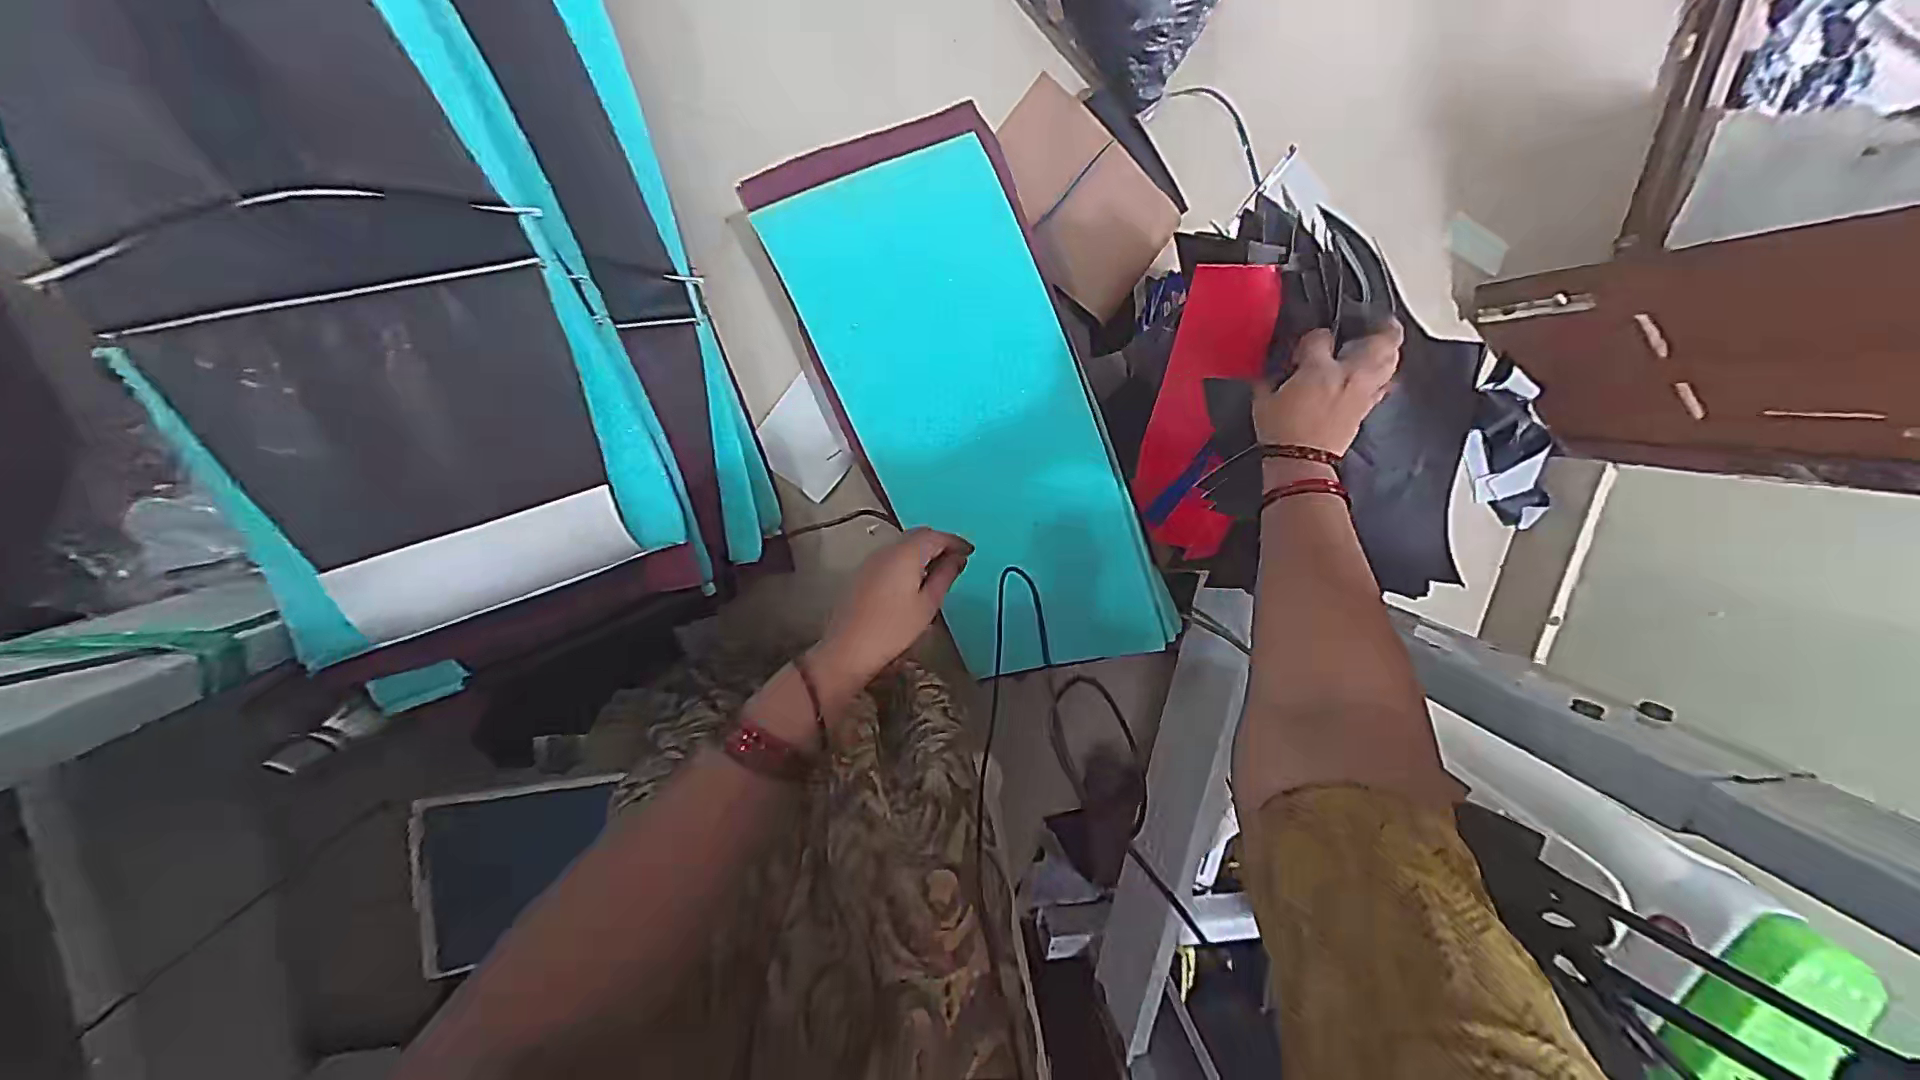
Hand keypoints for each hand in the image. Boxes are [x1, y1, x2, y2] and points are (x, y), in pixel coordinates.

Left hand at [809, 527, 972, 689]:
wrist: (848, 648)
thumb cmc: (894, 629)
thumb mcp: (928, 604)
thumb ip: (945, 575)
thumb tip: (958, 559)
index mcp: (905, 554)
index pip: (935, 536)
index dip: (955, 541)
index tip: (969, 552)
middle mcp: (886, 550)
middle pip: (917, 535)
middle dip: (939, 543)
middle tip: (956, 560)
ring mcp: (871, 560)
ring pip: (902, 545)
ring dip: (922, 552)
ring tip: (938, 571)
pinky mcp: (862, 573)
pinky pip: (890, 557)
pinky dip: (907, 560)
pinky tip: (913, 580)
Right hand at [1254, 321, 1402, 455]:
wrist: (1300, 461)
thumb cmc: (1279, 431)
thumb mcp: (1263, 399)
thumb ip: (1272, 376)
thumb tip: (1277, 367)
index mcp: (1319, 369)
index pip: (1320, 337)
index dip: (1312, 338)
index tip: (1304, 345)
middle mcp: (1349, 375)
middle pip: (1381, 340)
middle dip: (1378, 328)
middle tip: (1371, 323)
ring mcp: (1363, 391)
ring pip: (1391, 359)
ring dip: (1387, 349)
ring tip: (1379, 344)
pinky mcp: (1367, 408)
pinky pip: (1385, 383)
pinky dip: (1383, 375)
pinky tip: (1374, 375)